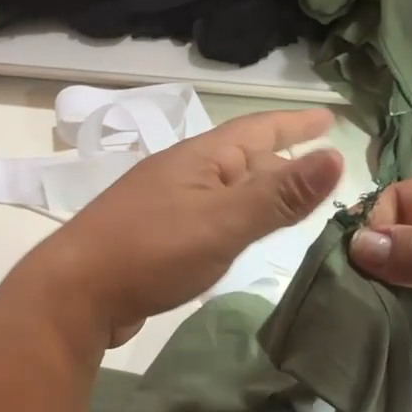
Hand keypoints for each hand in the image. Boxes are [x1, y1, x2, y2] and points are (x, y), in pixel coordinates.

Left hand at [23, 108, 343, 343]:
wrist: (76, 294)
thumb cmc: (151, 251)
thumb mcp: (223, 222)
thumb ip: (279, 195)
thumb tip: (335, 157)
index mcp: (201, 158)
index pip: (259, 130)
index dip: (295, 124)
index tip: (329, 117)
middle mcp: (182, 173)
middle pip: (243, 160)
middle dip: (282, 163)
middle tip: (320, 177)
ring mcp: (165, 205)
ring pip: (225, 192)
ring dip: (258, 194)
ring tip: (289, 207)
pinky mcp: (154, 239)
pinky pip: (208, 219)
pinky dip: (234, 221)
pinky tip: (238, 238)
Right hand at [348, 167, 411, 399]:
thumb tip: (356, 242)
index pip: (406, 200)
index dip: (377, 229)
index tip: (356, 269)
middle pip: (401, 243)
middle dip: (378, 273)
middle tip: (356, 307)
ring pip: (408, 285)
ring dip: (391, 305)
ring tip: (374, 329)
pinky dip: (410, 330)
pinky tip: (399, 344)